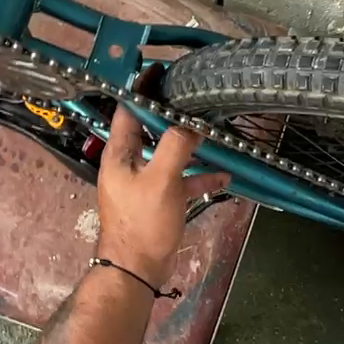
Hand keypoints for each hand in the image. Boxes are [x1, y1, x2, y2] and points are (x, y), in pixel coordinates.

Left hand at [95, 105, 229, 285]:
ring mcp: (144, 183)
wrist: (137, 269)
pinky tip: (223, 175)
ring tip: (214, 133)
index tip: (163, 74)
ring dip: (190, 146)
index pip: (129, 110)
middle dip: (174, 116)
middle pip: (151, 130)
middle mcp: (129, 164)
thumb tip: (190, 124)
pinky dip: (199, 177)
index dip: (144, 90)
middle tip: (196, 101)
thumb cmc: (143, 222)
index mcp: (120, 153)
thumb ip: (175, 146)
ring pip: (169, 156)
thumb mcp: (161, 179)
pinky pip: (180, 182)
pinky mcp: (158, 201)